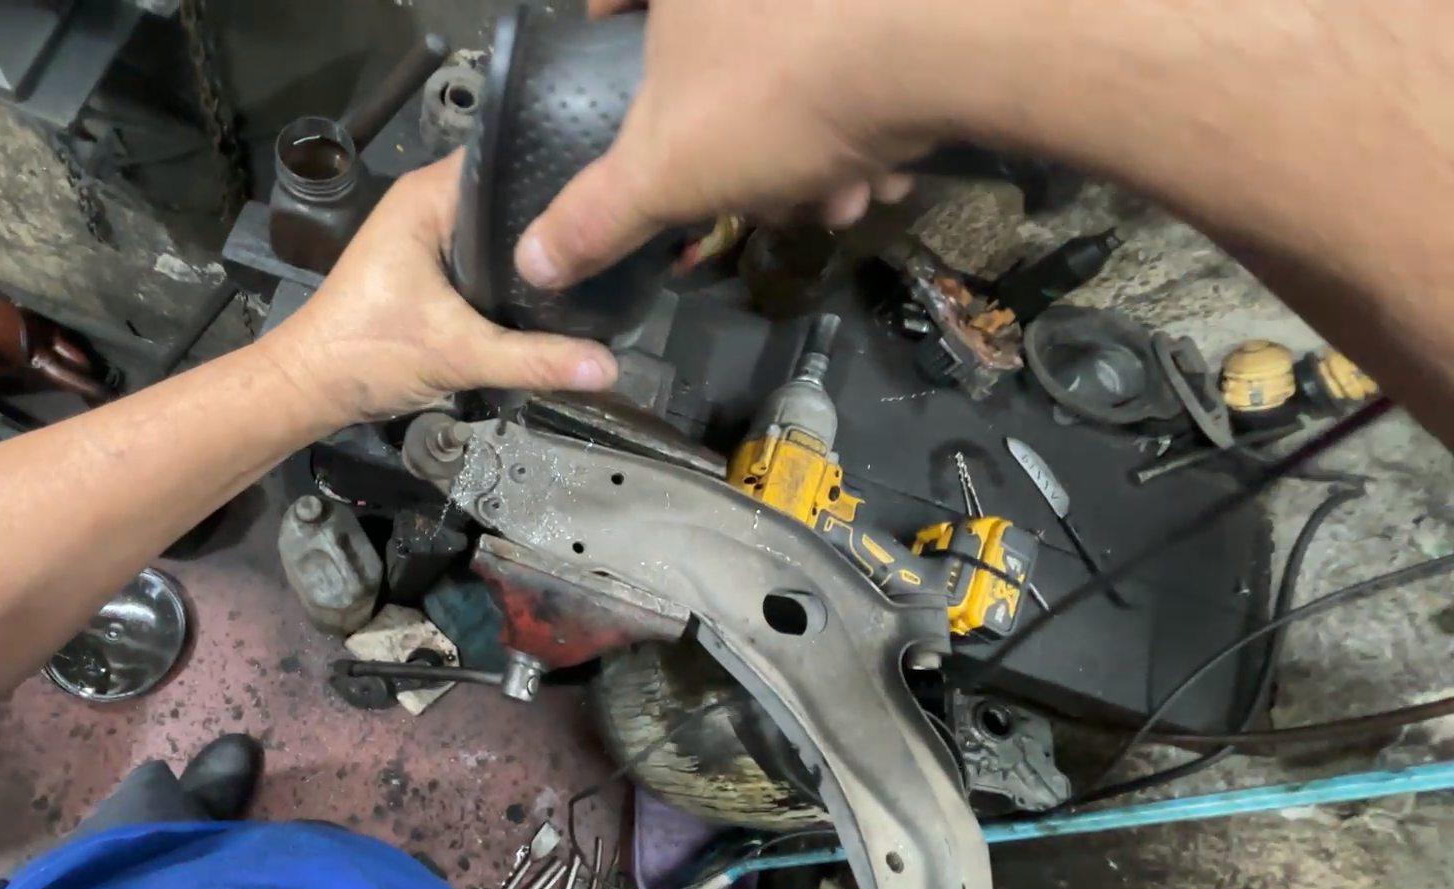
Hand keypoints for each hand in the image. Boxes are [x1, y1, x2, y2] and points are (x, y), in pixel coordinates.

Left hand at [266, 155, 618, 421]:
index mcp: (428, 197)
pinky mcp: (431, 273)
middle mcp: (430, 206)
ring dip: (535, 259)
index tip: (606, 203)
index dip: (558, 183)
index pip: (508, 164)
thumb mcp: (458, 355)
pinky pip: (485, 266)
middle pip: (509, 204)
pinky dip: (513, 283)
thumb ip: (535, 360)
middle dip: (553, 228)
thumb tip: (609, 369)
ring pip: (499, 239)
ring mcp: (429, 240)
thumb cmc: (367, 353)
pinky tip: (554, 297)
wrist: (313, 389)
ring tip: (594, 267)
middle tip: (610, 244)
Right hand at [513, 0, 944, 289]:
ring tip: (832, 197)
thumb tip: (531, 262)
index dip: (605, 20)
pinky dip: (865, 118)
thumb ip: (593, 218)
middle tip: (748, 190)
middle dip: (734, 138)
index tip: (612, 53)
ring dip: (807, 148)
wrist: (957, 35)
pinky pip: (860, 57)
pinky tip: (878, 169)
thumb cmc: (773, 93)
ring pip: (795, 64)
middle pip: (716, 52)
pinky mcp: (899, 1)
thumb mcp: (662, 172)